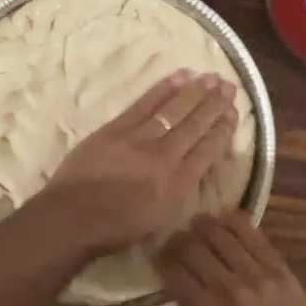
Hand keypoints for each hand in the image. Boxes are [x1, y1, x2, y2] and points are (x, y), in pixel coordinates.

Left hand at [38, 70, 238, 255]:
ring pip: (173, 110)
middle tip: (229, 86)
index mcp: (177, 185)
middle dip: (214, 104)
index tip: (233, 112)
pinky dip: (164, 89)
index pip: (208, 150)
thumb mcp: (160, 217)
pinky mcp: (115, 129)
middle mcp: (164, 159)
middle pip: (195, 125)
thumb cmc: (115, 228)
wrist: (71, 219)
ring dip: (194, 91)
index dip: (223, 128)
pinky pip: (145, 104)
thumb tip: (192, 162)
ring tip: (211, 77)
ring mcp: (138, 140)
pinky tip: (179, 78)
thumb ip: (179, 188)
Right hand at [159, 211, 305, 305]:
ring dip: (204, 225)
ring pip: (221, 236)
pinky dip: (237, 223)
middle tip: (175, 238)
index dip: (162, 260)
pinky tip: (225, 216)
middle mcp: (226, 288)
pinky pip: (254, 237)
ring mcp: (255, 274)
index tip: (159, 255)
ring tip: (197, 221)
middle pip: (193, 249)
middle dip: (178, 240)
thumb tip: (174, 296)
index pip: (174, 273)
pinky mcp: (278, 268)